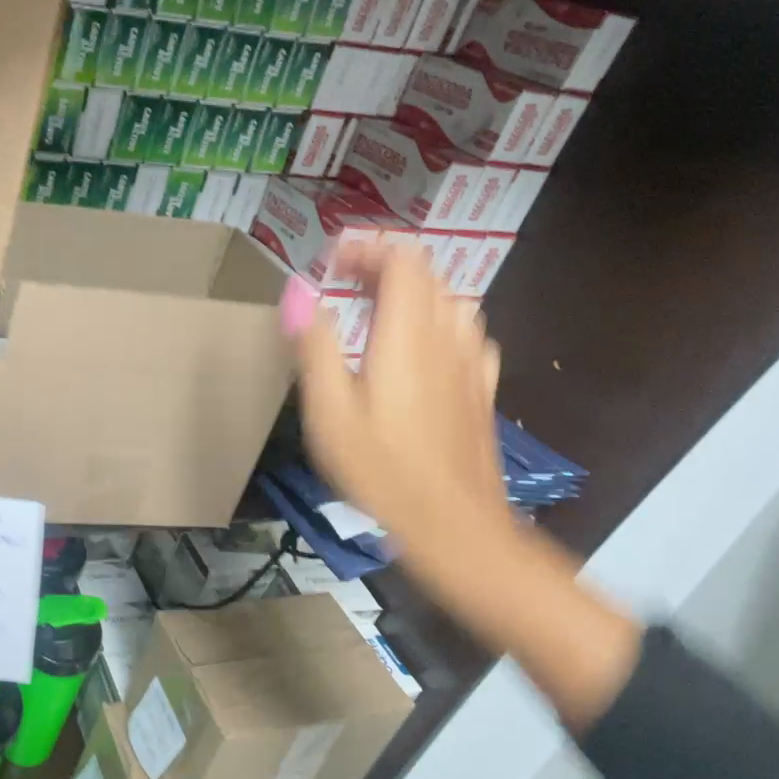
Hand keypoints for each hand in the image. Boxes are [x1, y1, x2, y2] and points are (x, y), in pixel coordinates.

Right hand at [281, 240, 509, 552]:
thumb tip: (297, 290)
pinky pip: (467, 334)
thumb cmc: (382, 470)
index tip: (330, 262)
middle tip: (342, 282)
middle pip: (427, 275)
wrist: (457, 529)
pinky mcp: (480, 391)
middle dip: (384, 266)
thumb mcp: (329, 411)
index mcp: (406, 336)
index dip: (367, 250)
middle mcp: (445, 339)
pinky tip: (422, 347)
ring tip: (374, 308)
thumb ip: (315, 345)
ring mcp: (470, 365)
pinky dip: (439, 322)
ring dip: (412, 291)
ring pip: (450, 301)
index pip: (402, 261)